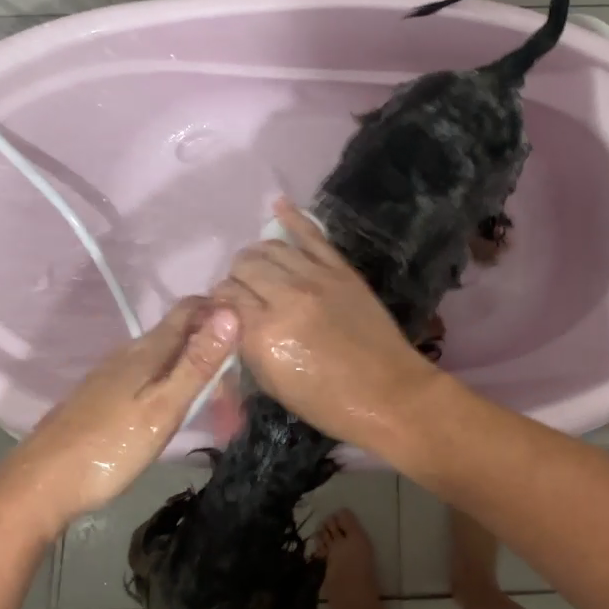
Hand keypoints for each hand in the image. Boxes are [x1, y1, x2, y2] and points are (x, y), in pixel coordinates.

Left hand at [0, 296, 237, 538]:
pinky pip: (144, 374)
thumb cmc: (109, 449)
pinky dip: (167, 380)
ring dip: (189, 364)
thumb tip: (231, 312)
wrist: (37, 487)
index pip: (189, 309)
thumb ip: (197, 363)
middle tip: (237, 378)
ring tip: (213, 395)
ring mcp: (109, 375)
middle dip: (209, 343)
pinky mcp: (98, 398)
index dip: (219, 309)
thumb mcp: (163, 409)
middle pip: (176, 332)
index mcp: (147, 350)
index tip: (249, 326)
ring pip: (160, 355)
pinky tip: (170, 406)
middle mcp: (128, 353)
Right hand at [213, 197, 443, 448]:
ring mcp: (315, 278)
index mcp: (263, 333)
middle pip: (244, 267)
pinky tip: (278, 206)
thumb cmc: (327, 402)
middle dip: (236, 278)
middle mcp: (285, 297)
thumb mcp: (272, 383)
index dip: (220, 302)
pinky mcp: (341, 270)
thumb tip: (232, 319)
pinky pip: (312, 235)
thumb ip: (247, 345)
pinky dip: (292, 219)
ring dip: (257, 254)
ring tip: (257, 264)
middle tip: (241, 291)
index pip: (225, 298)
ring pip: (272, 248)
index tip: (224, 309)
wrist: (387, 393)